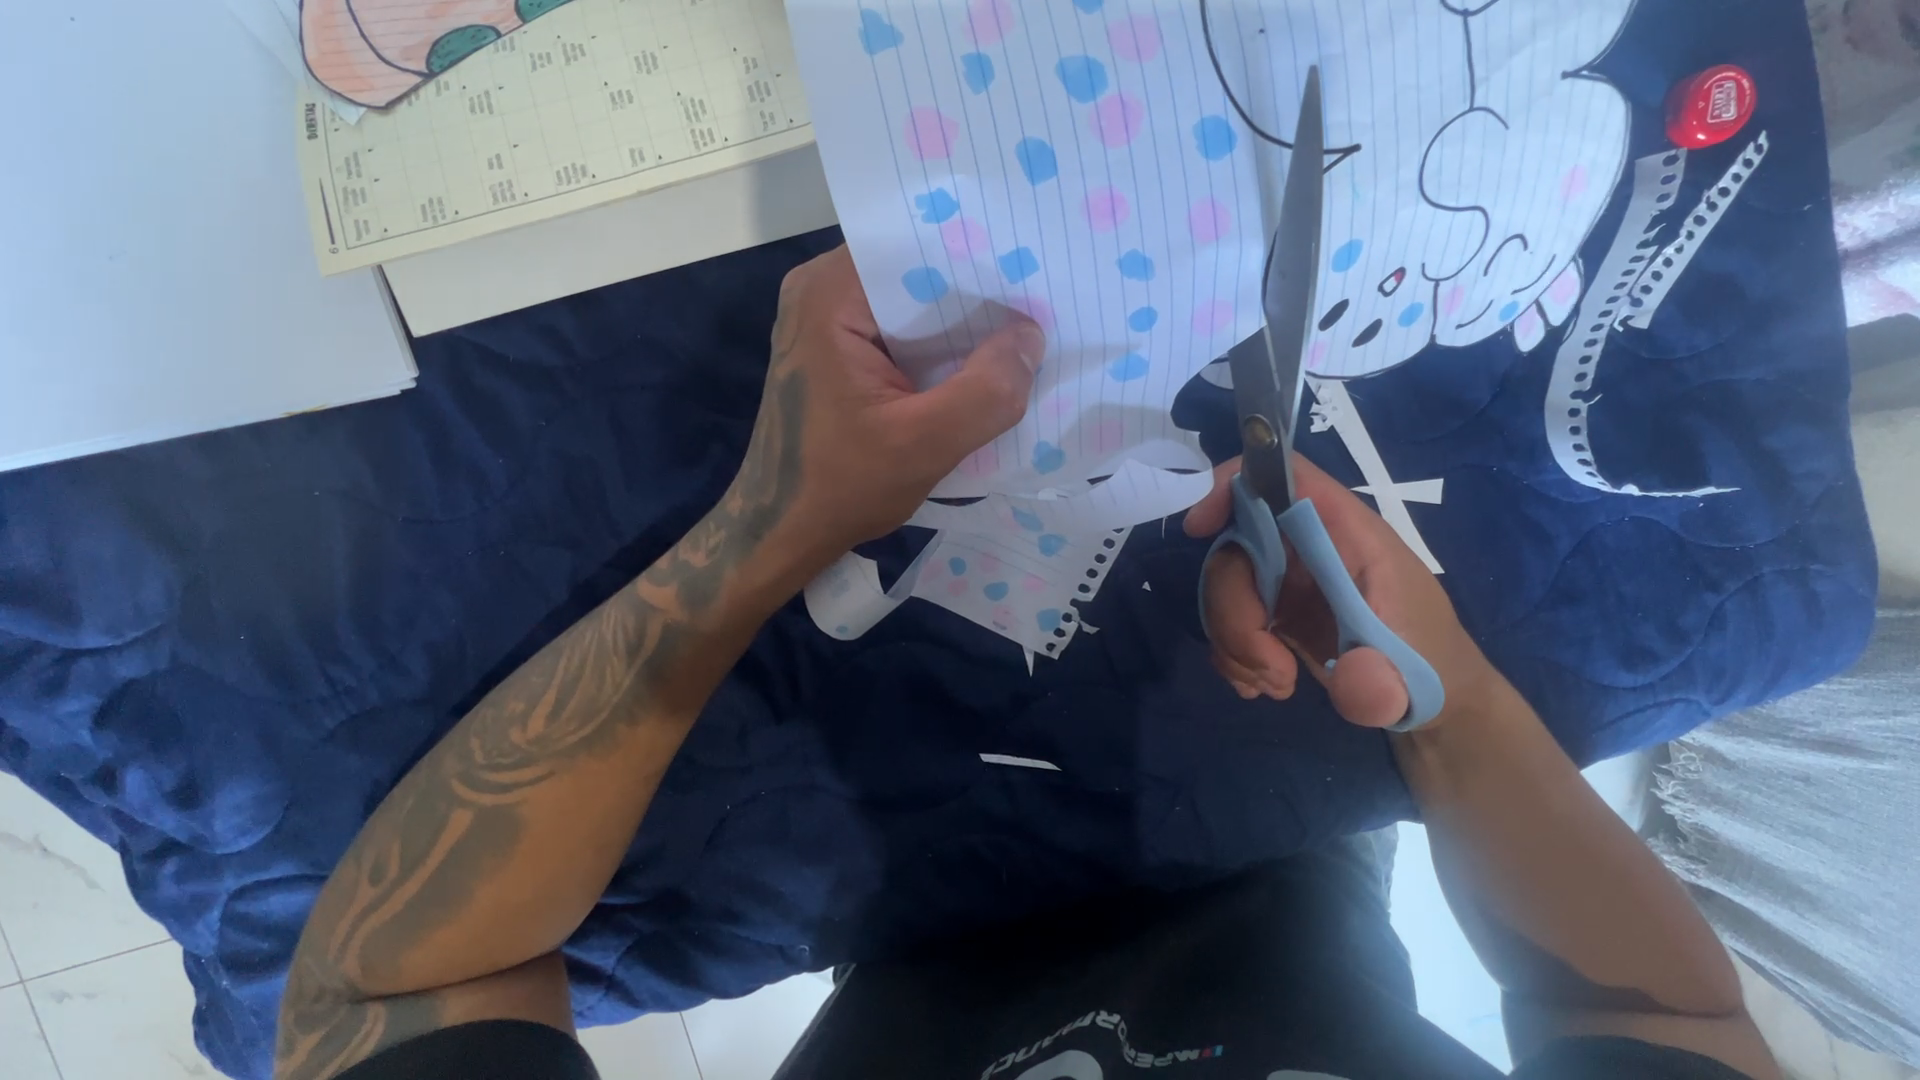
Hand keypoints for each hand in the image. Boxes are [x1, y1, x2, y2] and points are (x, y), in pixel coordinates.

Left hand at [729, 246, 1043, 580]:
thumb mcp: (923, 446)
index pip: (918, 247)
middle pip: (917, 271)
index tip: (1036, 270)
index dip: (980, 256)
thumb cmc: (839, 488)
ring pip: (913, 303)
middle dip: (978, 289)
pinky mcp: (837, 350)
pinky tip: (983, 361)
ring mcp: (826, 320)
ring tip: (1025, 328)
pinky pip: (901, 331)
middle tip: (1043, 301)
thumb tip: (1032, 338)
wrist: (782, 531)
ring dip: (963, 321)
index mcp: (830, 294)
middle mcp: (821, 291)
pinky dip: (939, 346)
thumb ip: (984, 393)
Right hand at [1184, 455, 1499, 728]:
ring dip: (1233, 642)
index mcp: (1347, 536)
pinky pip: (1225, 617)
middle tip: (1269, 667)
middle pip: (1235, 547)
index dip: (1232, 486)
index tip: (1198, 528)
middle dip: (1234, 613)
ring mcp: (1286, 578)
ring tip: (1277, 683)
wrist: (1433, 699)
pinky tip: (1262, 684)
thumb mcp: (1418, 677)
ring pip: (1223, 586)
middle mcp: (1308, 547)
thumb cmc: (1433, 667)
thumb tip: (1352, 684)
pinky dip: (1231, 654)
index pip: (1285, 479)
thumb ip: (1383, 680)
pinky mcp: (1271, 609)